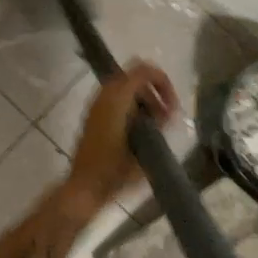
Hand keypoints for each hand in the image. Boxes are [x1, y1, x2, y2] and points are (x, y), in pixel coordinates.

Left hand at [69, 62, 177, 206]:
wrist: (85, 186)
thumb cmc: (115, 172)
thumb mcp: (145, 148)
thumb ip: (158, 124)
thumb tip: (168, 112)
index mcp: (116, 100)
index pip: (142, 71)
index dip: (162, 82)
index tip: (172, 106)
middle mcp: (103, 96)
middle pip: (134, 76)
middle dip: (154, 90)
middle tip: (166, 114)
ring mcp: (96, 105)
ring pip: (125, 87)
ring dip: (144, 98)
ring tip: (156, 124)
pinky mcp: (93, 116)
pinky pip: (116, 99)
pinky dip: (132, 105)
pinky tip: (141, 129)